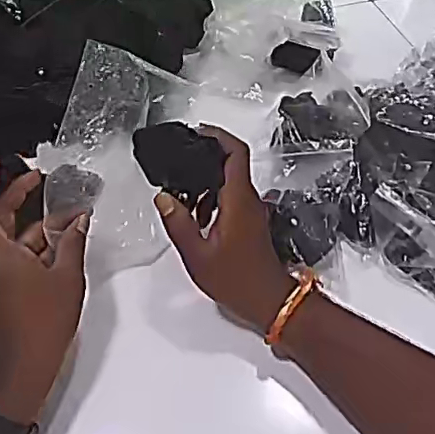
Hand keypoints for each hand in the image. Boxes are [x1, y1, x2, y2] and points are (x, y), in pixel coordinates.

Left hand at [0, 163, 88, 424]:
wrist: (25, 372)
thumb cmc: (39, 331)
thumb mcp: (67, 278)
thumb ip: (72, 242)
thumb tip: (78, 221)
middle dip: (15, 195)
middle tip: (34, 178)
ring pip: (10, 238)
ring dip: (33, 223)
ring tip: (63, 213)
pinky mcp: (5, 290)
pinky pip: (17, 256)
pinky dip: (36, 245)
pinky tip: (61, 243)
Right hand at [155, 127, 296, 330]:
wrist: (270, 302)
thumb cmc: (239, 281)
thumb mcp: (197, 255)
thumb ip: (178, 223)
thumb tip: (163, 198)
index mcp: (238, 200)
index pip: (235, 153)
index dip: (218, 136)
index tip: (200, 131)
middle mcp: (249, 200)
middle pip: (231, 163)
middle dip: (205, 160)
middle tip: (182, 165)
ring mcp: (253, 210)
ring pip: (230, 181)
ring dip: (207, 184)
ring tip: (185, 201)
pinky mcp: (251, 221)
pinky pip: (232, 197)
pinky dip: (213, 199)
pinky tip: (198, 219)